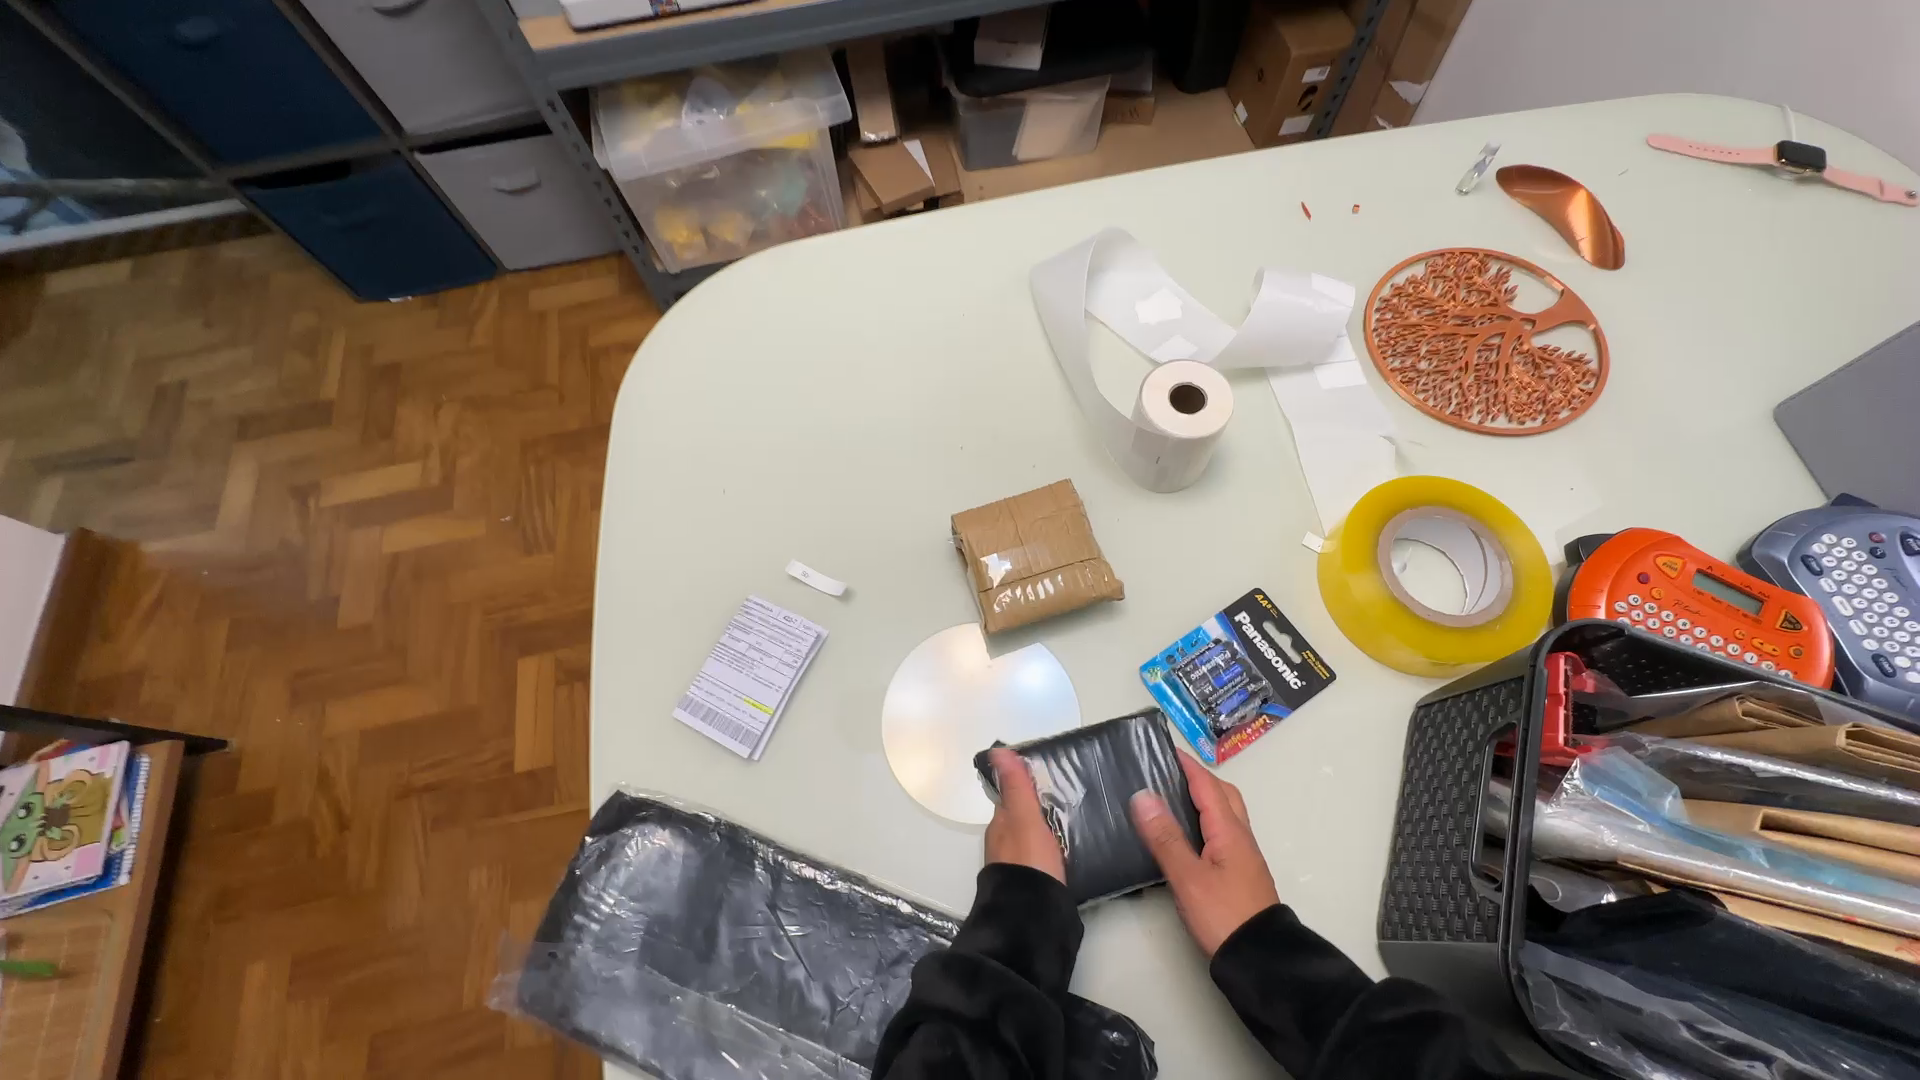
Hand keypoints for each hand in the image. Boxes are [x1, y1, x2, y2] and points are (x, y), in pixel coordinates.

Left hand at [984, 748, 1065, 883]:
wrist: (1031, 916)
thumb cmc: (1029, 862)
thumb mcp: (1024, 818)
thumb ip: (1015, 787)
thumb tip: (997, 750)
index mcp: (1000, 825)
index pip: (1012, 796)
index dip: (1027, 784)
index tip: (1050, 774)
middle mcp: (1004, 843)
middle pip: (1022, 816)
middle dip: (1040, 806)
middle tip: (1070, 795)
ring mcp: (1018, 864)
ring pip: (1033, 836)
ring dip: (1047, 827)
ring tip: (1075, 818)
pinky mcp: (1034, 882)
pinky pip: (1043, 854)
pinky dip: (1053, 846)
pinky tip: (1068, 847)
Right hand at [1130, 753, 1279, 956]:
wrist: (1261, 959)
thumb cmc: (1223, 914)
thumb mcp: (1187, 877)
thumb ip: (1165, 837)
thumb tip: (1143, 796)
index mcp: (1228, 830)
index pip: (1206, 784)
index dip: (1186, 764)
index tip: (1163, 747)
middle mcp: (1240, 836)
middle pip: (1223, 794)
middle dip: (1198, 777)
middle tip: (1167, 771)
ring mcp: (1243, 855)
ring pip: (1225, 814)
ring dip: (1203, 798)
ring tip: (1172, 798)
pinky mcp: (1240, 873)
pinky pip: (1222, 832)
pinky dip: (1205, 820)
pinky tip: (1187, 835)